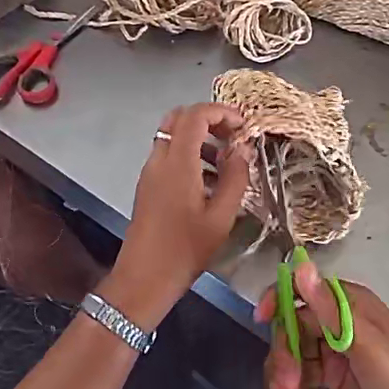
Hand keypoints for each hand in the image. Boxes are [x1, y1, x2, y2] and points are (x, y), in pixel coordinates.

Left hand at [105, 103, 252, 326]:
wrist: (145, 277)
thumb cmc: (186, 248)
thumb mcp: (221, 216)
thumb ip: (236, 177)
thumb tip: (243, 149)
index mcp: (177, 163)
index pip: (195, 115)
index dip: (222, 112)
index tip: (244, 126)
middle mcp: (159, 159)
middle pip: (180, 118)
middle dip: (210, 120)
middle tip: (234, 138)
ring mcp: (150, 171)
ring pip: (173, 136)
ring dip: (200, 138)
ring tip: (226, 164)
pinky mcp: (148, 184)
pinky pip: (169, 155)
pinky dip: (190, 155)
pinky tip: (210, 181)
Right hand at [259, 264, 388, 388]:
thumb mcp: (364, 343)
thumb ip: (327, 308)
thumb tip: (299, 263)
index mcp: (348, 302)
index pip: (303, 290)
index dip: (279, 301)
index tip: (261, 320)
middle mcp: (339, 320)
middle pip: (293, 324)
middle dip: (282, 352)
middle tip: (283, 384)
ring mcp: (335, 347)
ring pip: (293, 350)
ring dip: (284, 372)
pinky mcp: (333, 374)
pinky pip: (302, 372)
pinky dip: (293, 387)